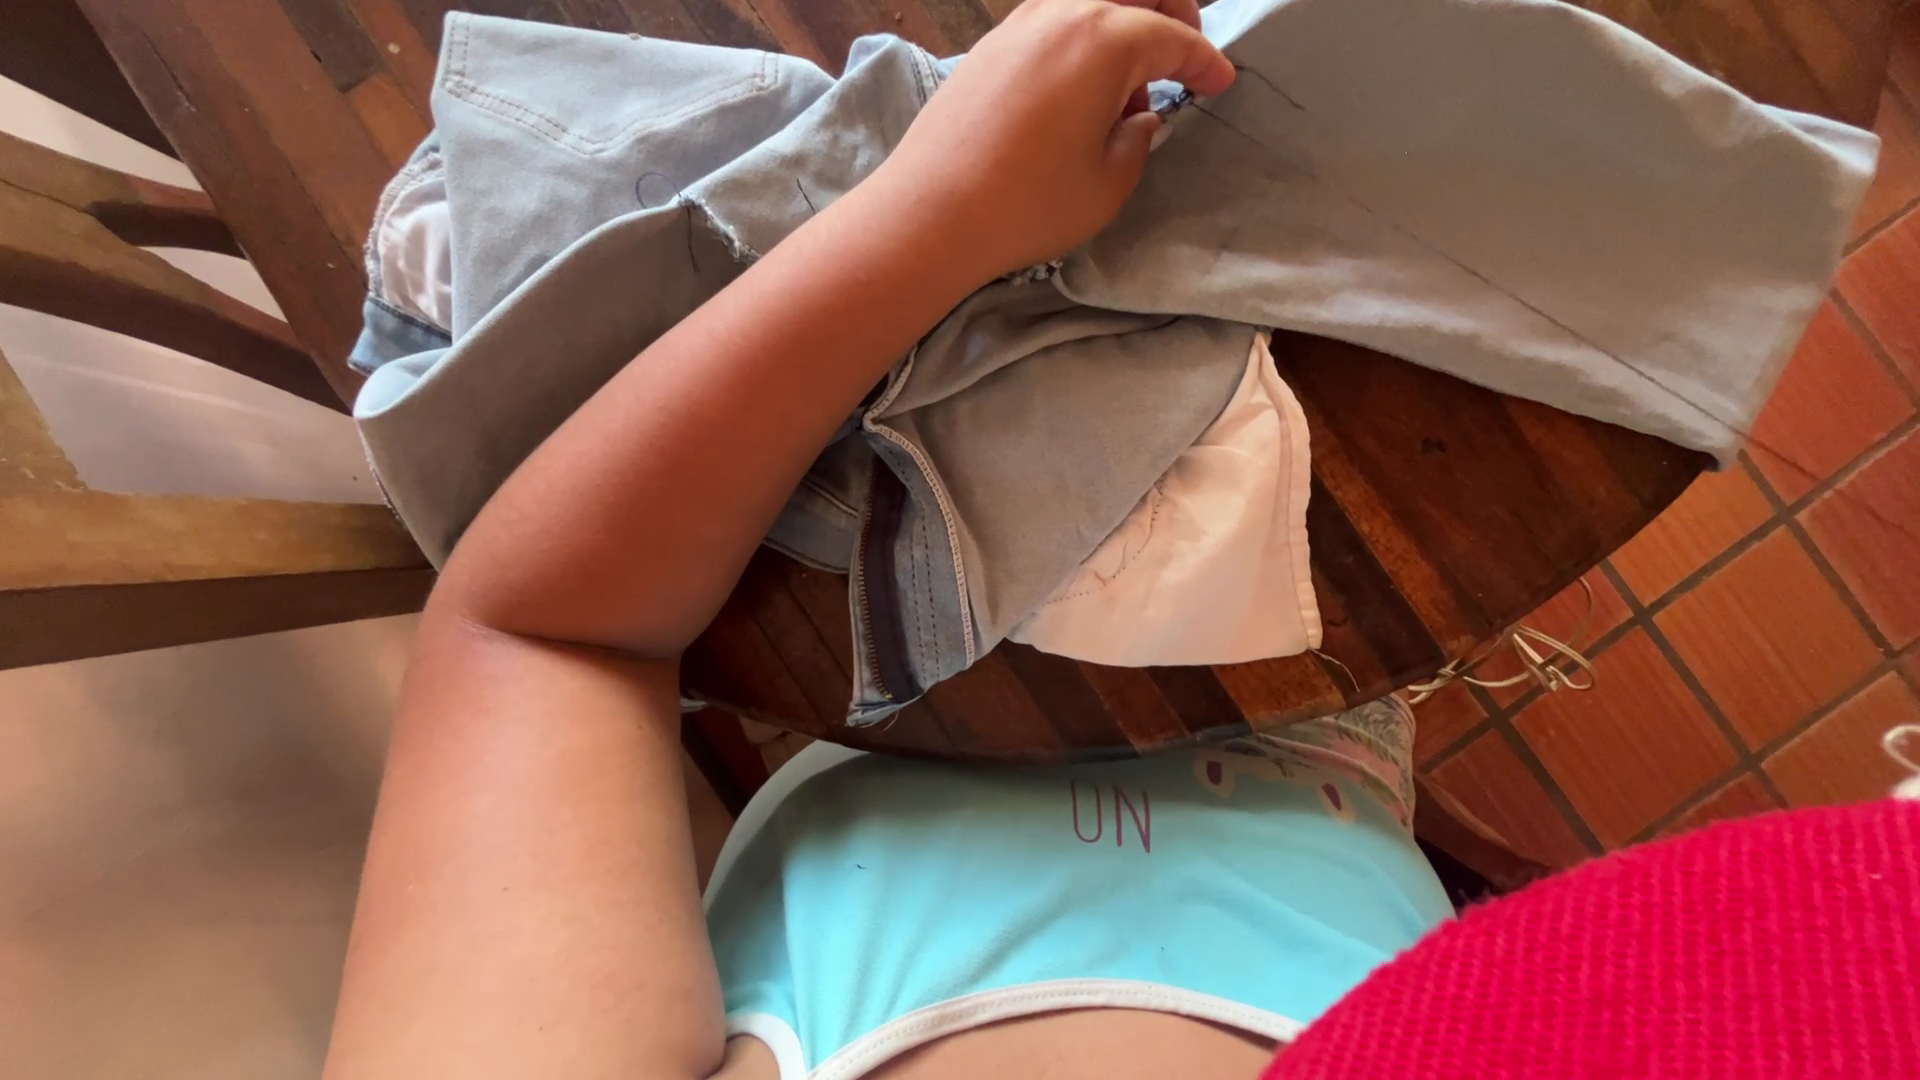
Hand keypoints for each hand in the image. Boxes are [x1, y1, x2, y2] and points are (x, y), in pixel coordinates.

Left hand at [867, 0, 1235, 280]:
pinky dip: (1076, 44)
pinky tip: (1073, 92)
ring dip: (1118, 31)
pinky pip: (1049, 26)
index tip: (1220, 81)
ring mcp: (1019, 24)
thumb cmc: (1029, 206)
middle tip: (1180, 57)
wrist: (932, 215)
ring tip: (1120, 90)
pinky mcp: (987, 49)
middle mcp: (1065, 11)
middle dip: (1171, 16)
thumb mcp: (1107, 185)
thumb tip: (1139, 117)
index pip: (1174, 38)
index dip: (1204, 62)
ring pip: (1087, 5)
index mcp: (1108, 38)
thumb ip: (1137, 141)